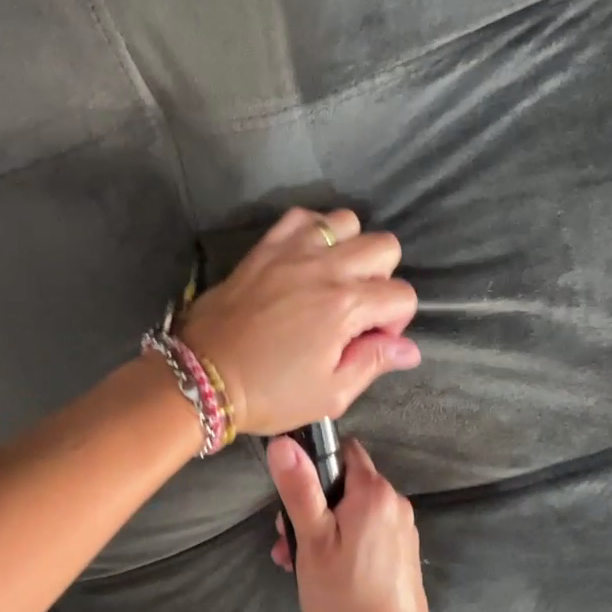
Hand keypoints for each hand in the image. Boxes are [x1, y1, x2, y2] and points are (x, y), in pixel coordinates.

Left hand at [179, 208, 419, 435]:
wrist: (202, 376)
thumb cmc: (269, 392)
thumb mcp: (330, 394)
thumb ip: (373, 363)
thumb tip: (409, 348)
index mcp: (346, 306)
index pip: (402, 295)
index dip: (396, 322)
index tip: (370, 342)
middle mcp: (326, 268)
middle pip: (384, 247)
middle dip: (382, 279)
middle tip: (357, 309)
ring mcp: (292, 251)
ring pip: (346, 221)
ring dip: (351, 248)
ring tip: (333, 279)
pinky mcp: (264, 248)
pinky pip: (301, 216)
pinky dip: (313, 230)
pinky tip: (306, 258)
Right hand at [266, 436, 432, 611]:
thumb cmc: (344, 598)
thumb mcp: (312, 542)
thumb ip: (299, 489)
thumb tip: (284, 440)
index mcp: (376, 493)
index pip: (344, 450)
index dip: (314, 463)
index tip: (291, 493)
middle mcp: (396, 505)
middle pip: (345, 486)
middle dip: (312, 507)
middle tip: (285, 540)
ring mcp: (403, 534)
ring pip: (352, 515)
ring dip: (321, 531)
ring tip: (294, 565)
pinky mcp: (402, 560)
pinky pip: (366, 537)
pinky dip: (341, 547)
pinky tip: (321, 577)